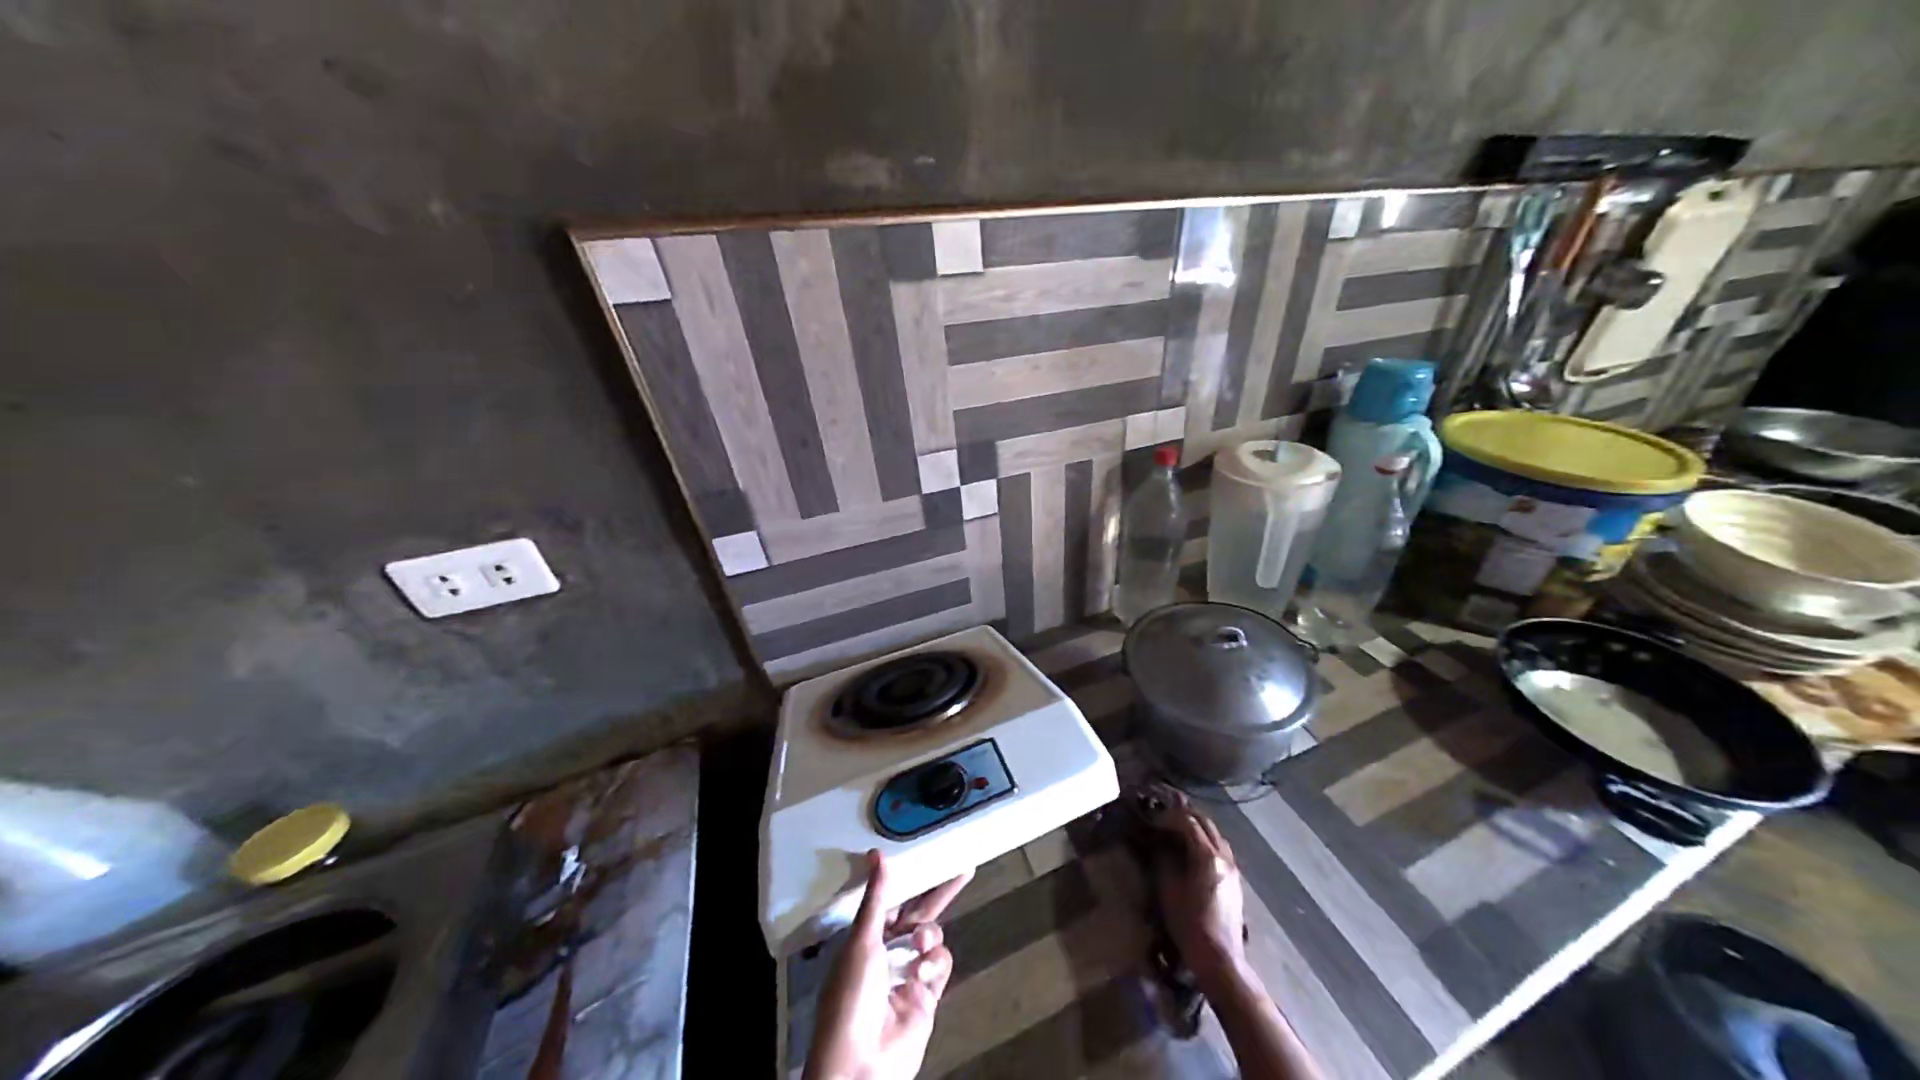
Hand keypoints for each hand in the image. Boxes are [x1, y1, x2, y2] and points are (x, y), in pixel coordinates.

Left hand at [804, 850, 970, 1079]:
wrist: (861, 1062)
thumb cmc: (852, 995)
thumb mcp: (862, 940)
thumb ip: (876, 897)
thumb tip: (876, 854)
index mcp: (867, 935)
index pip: (893, 899)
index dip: (910, 879)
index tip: (928, 855)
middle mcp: (888, 950)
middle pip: (919, 914)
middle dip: (940, 894)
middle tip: (963, 869)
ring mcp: (909, 973)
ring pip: (932, 938)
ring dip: (929, 937)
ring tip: (919, 948)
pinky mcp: (927, 995)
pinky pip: (941, 966)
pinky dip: (935, 964)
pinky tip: (924, 974)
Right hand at [1151, 793, 1247, 987]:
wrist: (1220, 958)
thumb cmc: (1190, 924)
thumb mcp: (1169, 890)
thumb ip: (1164, 860)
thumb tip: (1159, 843)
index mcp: (1208, 857)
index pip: (1188, 823)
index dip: (1168, 817)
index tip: (1152, 821)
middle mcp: (1225, 857)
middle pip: (1206, 823)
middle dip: (1184, 816)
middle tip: (1163, 819)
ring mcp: (1234, 869)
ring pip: (1216, 835)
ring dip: (1197, 828)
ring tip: (1177, 832)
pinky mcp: (1235, 881)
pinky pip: (1221, 849)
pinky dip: (1206, 841)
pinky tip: (1193, 851)